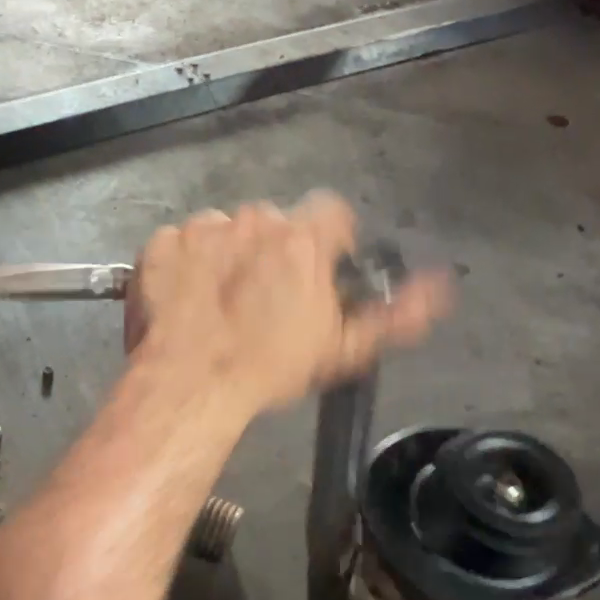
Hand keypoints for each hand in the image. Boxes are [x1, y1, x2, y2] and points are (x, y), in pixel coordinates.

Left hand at [122, 192, 452, 414]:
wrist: (188, 384)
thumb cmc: (267, 369)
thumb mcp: (342, 350)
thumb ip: (397, 313)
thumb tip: (439, 286)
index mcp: (303, 237)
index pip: (331, 214)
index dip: (327, 242)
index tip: (316, 271)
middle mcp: (254, 220)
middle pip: (272, 225)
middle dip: (271, 252)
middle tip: (261, 299)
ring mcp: (201, 229)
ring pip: (222, 233)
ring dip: (225, 257)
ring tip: (217, 304)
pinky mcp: (160, 244)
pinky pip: (179, 246)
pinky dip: (182, 266)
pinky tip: (184, 301)